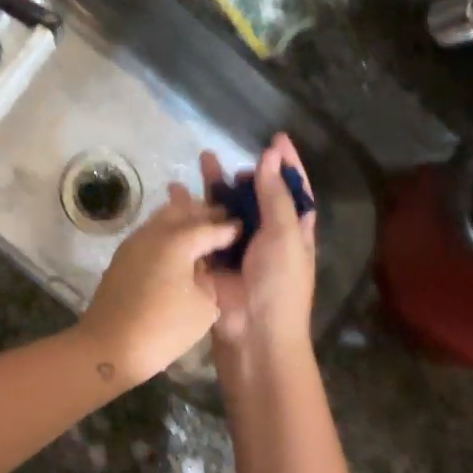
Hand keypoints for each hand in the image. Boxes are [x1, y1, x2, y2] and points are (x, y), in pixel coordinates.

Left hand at [78, 187, 240, 386]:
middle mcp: (152, 234)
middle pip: (180, 211)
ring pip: (161, 219)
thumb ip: (209, 279)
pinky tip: (177, 244)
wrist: (109, 347)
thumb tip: (202, 268)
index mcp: (176, 241)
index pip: (209, 227)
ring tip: (199, 223)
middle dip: (202, 212)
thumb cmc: (162, 328)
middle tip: (221, 215)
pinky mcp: (121, 258)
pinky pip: (149, 234)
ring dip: (181, 218)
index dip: (228, 228)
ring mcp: (133, 244)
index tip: (242, 225)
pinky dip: (166, 232)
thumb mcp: (204, 307)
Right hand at [202, 134, 317, 354]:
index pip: (293, 189)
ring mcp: (237, 248)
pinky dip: (191, 210)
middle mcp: (267, 236)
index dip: (287, 164)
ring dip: (215, 187)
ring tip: (202, 161)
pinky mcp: (211, 260)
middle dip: (245, 175)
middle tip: (227, 157)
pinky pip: (201, 228)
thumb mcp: (286, 235)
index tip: (276, 139)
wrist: (253, 334)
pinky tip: (177, 193)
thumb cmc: (280, 285)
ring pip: (226, 209)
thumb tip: (269, 156)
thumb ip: (275, 196)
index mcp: (294, 230)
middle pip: (256, 196)